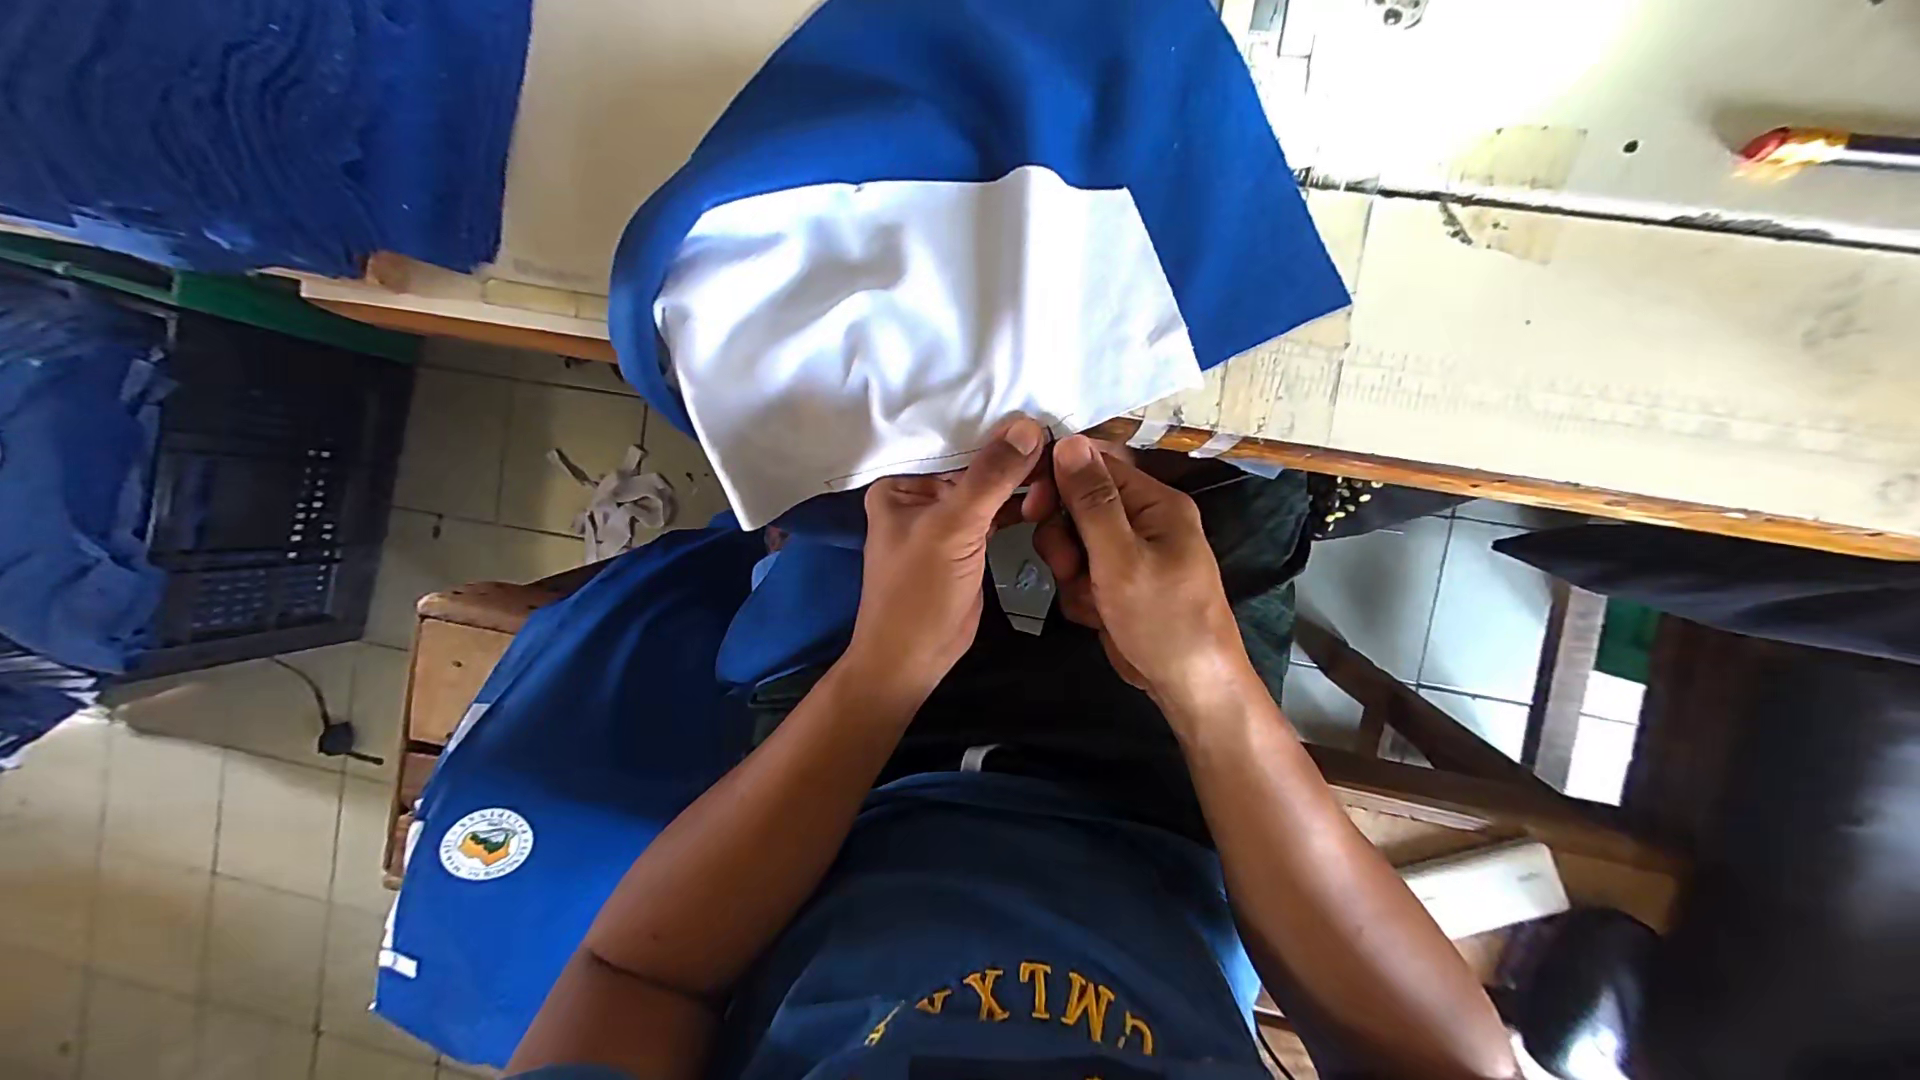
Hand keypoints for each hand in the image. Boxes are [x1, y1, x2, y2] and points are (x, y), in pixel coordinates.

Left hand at [844, 415, 1048, 700]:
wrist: (914, 660)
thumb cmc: (918, 593)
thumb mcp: (952, 529)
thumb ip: (990, 477)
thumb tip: (1028, 426)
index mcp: (901, 482)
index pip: (950, 441)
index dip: (992, 427)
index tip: (1039, 410)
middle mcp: (921, 494)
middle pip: (973, 463)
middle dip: (1013, 454)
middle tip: (1060, 437)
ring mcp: (946, 518)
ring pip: (989, 487)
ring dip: (1021, 479)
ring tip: (1061, 461)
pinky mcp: (968, 540)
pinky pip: (997, 511)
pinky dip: (1021, 504)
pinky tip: (1049, 492)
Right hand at [1034, 435, 1257, 714]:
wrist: (1187, 687)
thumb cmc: (1164, 619)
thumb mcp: (1121, 557)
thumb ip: (1091, 501)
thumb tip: (1069, 441)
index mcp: (1154, 503)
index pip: (1096, 466)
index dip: (1059, 479)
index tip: (1034, 505)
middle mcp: (1141, 522)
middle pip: (1077, 506)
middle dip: (1065, 539)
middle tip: (1069, 566)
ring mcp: (1126, 555)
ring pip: (1071, 544)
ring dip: (1071, 573)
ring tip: (1092, 598)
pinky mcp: (1114, 584)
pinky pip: (1078, 575)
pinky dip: (1080, 596)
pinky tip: (1098, 615)